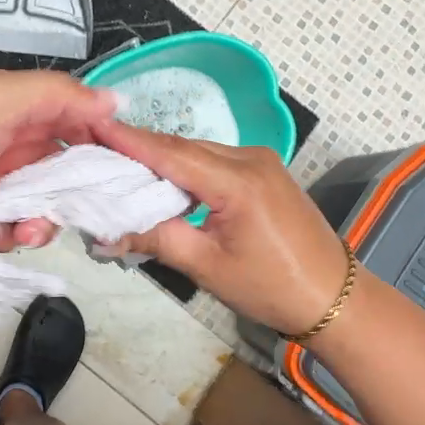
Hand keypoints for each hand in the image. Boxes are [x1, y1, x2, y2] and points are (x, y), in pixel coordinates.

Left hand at [0, 70, 119, 242]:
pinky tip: (1, 234)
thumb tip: (115, 101)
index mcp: (23, 108)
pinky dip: (13, 235)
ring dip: (44, 221)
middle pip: (66, 170)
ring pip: (43, 206)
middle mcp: (14, 143)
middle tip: (82, 210)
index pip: (78, 121)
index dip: (103, 142)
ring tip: (26, 229)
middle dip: (77, 192)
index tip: (126, 169)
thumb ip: (62, 96)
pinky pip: (13, 230)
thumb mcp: (5, 97)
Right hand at [93, 119, 350, 335]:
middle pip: (182, 147)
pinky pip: (213, 161)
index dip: (129, 140)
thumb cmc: (272, 288)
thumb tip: (105, 233)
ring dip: (160, 158)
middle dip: (138, 148)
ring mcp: (260, 161)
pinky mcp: (264, 171)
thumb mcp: (207, 267)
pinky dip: (184, 167)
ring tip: (118, 165)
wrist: (334, 297)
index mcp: (237, 181)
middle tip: (94, 150)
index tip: (91, 127)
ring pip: (197, 151)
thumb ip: (156, 239)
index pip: (171, 153)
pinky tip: (161, 179)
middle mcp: (249, 158)